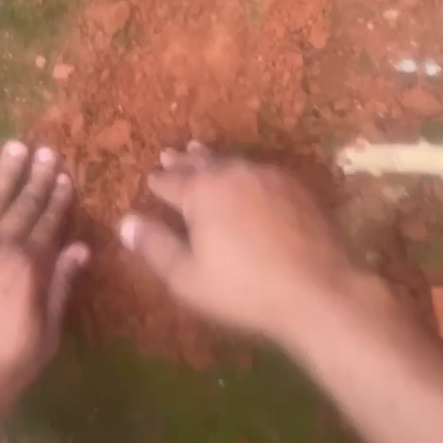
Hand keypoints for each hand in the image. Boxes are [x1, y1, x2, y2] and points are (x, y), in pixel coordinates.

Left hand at [0, 141, 89, 421]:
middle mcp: (0, 246)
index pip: (49, 223)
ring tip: (18, 147)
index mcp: (29, 267)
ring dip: (6, 171)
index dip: (59, 199)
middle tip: (48, 151)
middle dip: (37, 176)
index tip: (66, 176)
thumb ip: (60, 288)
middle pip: (23, 204)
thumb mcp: (43, 338)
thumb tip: (80, 249)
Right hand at [119, 143, 358, 343]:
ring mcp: (265, 175)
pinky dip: (243, 170)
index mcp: (200, 192)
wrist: (317, 288)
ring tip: (201, 153)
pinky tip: (246, 176)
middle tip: (169, 154)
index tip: (150, 179)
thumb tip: (126, 222)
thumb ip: (155, 247)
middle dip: (182, 161)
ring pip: (230, 161)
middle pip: (199, 163)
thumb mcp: (188, 278)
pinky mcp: (293, 185)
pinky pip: (258, 169)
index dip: (158, 182)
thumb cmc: (244, 289)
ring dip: (212, 159)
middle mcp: (230, 173)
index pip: (170, 182)